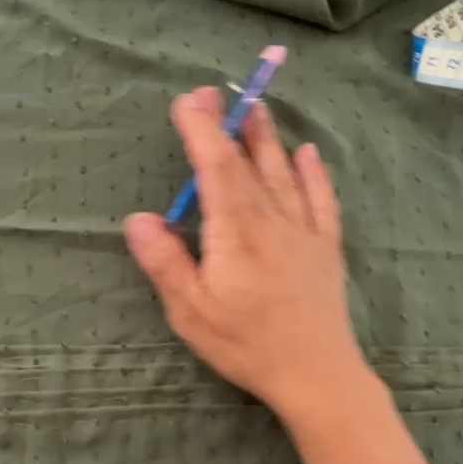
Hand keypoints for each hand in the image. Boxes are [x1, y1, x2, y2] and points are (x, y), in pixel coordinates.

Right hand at [123, 88, 367, 418]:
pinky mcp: (324, 248)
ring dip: (268, 138)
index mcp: (234, 230)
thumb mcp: (190, 311)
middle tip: (214, 92)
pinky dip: (312, 173)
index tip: (188, 101)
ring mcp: (303, 231)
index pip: (214, 168)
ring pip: (283, 173)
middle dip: (229, 125)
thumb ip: (165, 263)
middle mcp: (271, 219)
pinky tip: (308, 154)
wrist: (314, 371)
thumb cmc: (245, 343)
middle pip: (248, 162)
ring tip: (257, 108)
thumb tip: (139, 219)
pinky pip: (320, 199)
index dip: (201, 131)